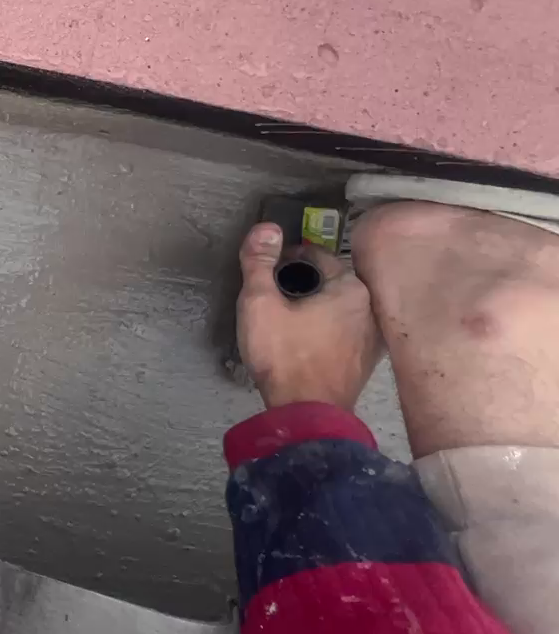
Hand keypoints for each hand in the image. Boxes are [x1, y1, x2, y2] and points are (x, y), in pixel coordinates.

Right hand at [236, 222, 382, 410]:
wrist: (306, 406)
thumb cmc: (282, 350)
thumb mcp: (259, 301)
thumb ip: (259, 262)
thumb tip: (265, 227)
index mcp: (351, 288)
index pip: (317, 255)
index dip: (284, 258)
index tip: (263, 270)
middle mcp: (372, 306)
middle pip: (330, 279)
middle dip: (300, 280)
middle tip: (268, 293)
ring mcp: (374, 334)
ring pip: (337, 304)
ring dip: (312, 302)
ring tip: (282, 315)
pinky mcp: (367, 355)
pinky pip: (343, 325)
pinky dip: (324, 322)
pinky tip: (303, 336)